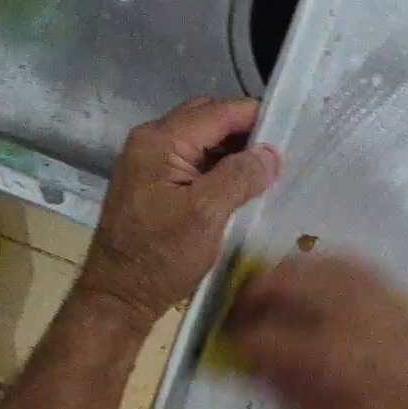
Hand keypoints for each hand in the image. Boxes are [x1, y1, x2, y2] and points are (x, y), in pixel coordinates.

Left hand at [78, 98, 282, 327]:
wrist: (120, 296)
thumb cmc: (161, 257)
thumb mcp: (206, 215)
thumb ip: (239, 177)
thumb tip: (271, 153)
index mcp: (159, 141)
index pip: (216, 112)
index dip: (254, 118)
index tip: (288, 132)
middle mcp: (149, 143)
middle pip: (206, 121)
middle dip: (242, 134)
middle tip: (276, 158)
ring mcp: (148, 166)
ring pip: (199, 144)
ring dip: (230, 155)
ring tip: (261, 176)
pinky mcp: (151, 188)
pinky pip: (190, 166)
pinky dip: (215, 171)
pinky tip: (236, 191)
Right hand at [227, 256, 407, 408]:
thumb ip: (284, 392)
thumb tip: (254, 365)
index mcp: (320, 356)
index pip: (257, 336)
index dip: (232, 340)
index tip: (222, 346)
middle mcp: (340, 315)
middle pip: (278, 283)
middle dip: (250, 297)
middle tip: (240, 315)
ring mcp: (367, 298)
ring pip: (309, 265)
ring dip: (281, 278)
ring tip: (271, 297)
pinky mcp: (389, 294)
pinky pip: (344, 266)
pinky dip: (318, 271)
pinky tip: (313, 287)